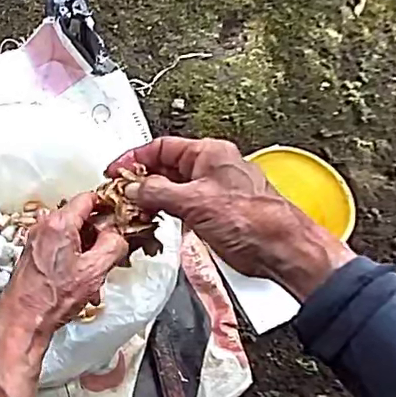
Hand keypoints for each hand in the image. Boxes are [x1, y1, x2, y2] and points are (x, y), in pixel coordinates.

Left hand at [0, 192, 129, 396]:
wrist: (22, 320)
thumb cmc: (52, 297)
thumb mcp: (95, 270)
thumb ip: (113, 244)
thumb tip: (118, 233)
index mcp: (59, 223)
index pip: (89, 198)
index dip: (110, 206)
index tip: (123, 218)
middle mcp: (43, 226)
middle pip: (80, 216)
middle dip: (100, 232)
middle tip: (115, 249)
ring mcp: (36, 240)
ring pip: (72, 234)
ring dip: (89, 248)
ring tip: (99, 271)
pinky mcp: (33, 255)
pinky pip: (60, 247)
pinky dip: (74, 258)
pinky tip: (82, 280)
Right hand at [108, 137, 354, 299]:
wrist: (280, 250)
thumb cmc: (254, 220)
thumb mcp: (194, 201)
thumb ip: (156, 192)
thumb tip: (132, 188)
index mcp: (210, 154)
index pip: (161, 147)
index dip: (134, 157)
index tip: (115, 170)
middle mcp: (211, 169)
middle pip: (164, 167)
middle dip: (139, 180)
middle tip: (120, 192)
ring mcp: (211, 192)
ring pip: (170, 188)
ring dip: (149, 198)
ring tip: (132, 208)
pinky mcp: (211, 213)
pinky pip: (178, 206)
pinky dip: (162, 211)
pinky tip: (153, 220)